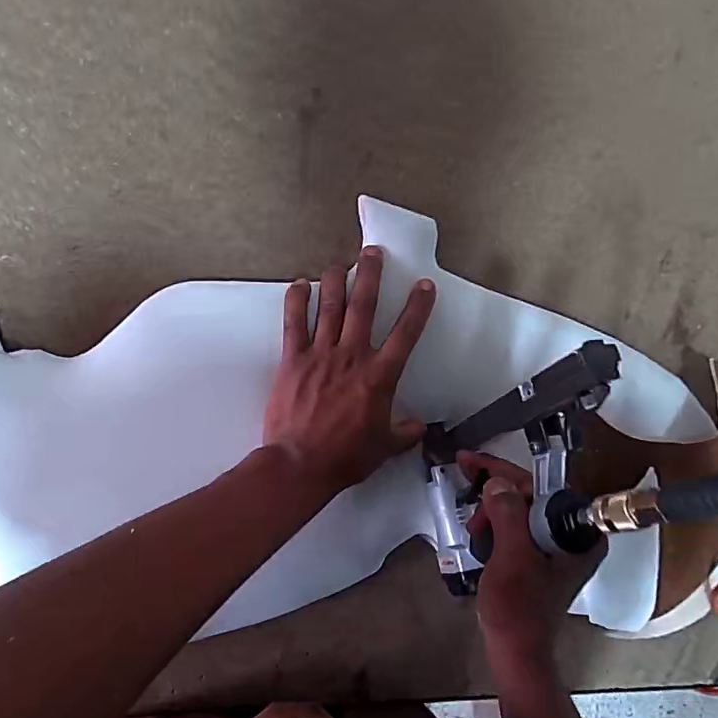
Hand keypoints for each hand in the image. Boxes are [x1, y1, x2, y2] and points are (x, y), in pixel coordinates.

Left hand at [264, 246, 434, 493]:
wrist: (301, 463)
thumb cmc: (344, 457)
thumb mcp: (384, 448)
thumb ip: (404, 433)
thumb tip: (418, 428)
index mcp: (379, 377)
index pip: (405, 334)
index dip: (418, 307)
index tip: (424, 287)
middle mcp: (351, 357)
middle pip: (364, 306)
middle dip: (371, 276)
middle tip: (373, 253)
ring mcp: (320, 355)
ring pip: (330, 307)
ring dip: (336, 280)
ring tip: (341, 263)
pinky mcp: (293, 361)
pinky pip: (294, 323)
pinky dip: (296, 301)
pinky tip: (299, 285)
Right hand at [459, 451, 606, 676]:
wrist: (516, 651)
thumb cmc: (517, 608)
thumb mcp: (512, 556)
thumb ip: (508, 515)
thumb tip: (497, 483)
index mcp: (578, 534)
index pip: (540, 487)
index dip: (503, 473)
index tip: (471, 461)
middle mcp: (574, 537)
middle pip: (530, 497)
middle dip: (494, 498)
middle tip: (468, 504)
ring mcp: (558, 550)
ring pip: (520, 512)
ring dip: (492, 515)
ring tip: (476, 533)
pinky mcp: (541, 560)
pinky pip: (517, 530)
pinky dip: (496, 530)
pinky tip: (482, 540)